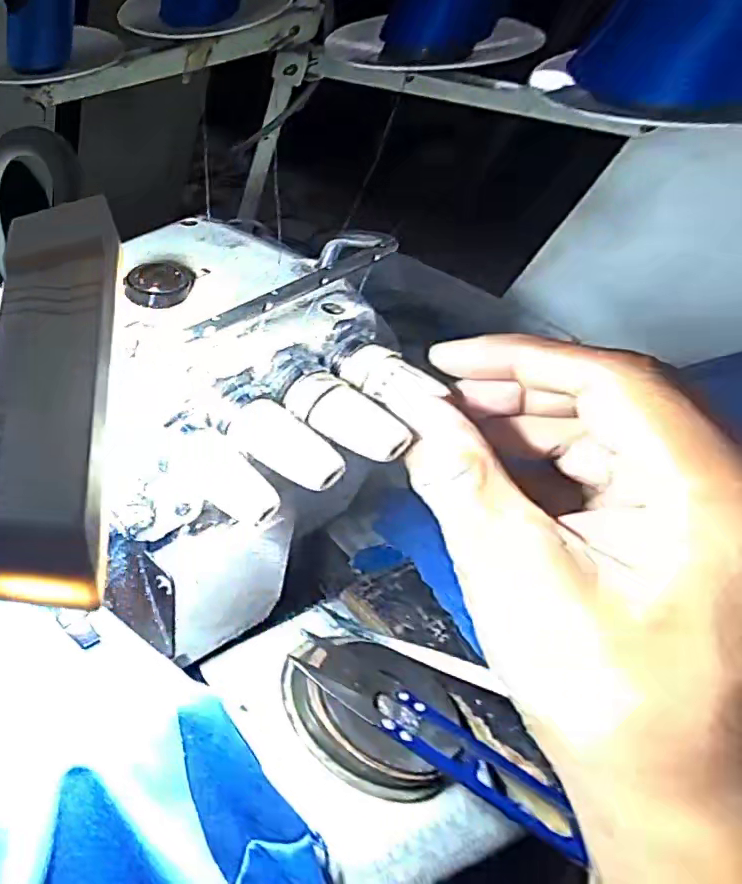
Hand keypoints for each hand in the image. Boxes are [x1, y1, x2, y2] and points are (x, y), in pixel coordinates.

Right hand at [375, 335, 741, 880]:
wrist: (662, 771)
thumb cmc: (600, 682)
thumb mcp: (510, 568)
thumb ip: (461, 478)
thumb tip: (417, 416)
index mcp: (706, 498)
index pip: (616, 382)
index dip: (520, 357)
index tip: (443, 361)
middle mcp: (723, 495)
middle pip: (614, 400)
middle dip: (512, 392)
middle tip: (433, 402)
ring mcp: (703, 516)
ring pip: (604, 431)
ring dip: (518, 425)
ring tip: (448, 439)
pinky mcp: (676, 535)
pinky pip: (601, 469)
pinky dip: (535, 459)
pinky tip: (484, 472)